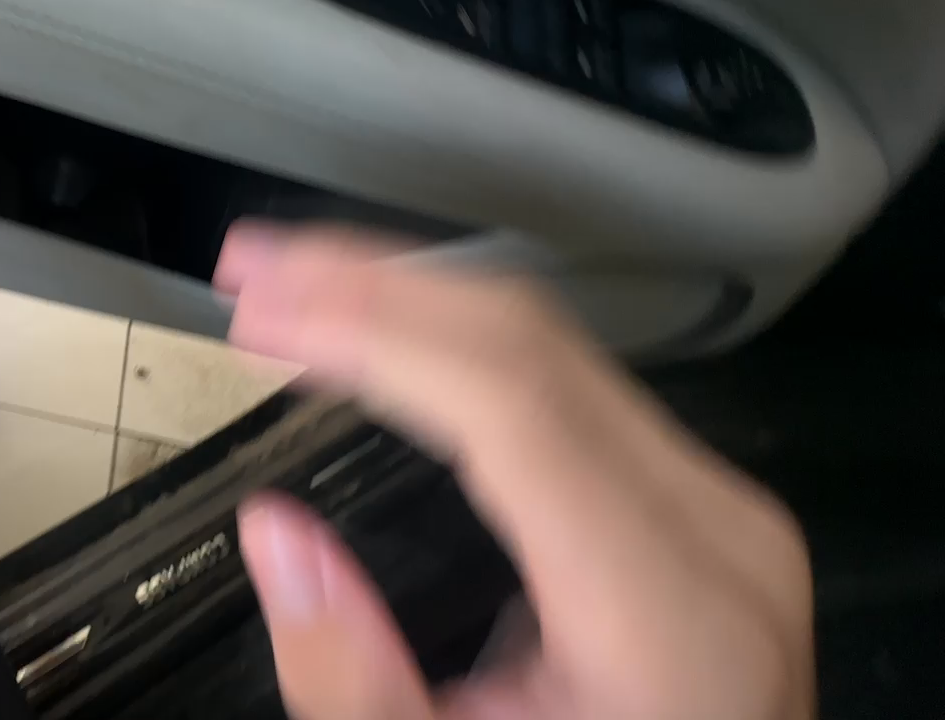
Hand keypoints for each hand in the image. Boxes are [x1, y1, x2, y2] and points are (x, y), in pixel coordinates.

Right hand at [215, 227, 812, 719]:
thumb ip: (352, 677)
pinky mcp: (649, 461)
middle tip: (249, 267)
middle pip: (514, 337)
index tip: (260, 316)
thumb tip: (270, 528)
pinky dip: (422, 311)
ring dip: (384, 279)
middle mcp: (695, 516)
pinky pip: (527, 349)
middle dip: (360, 280)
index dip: (370, 336)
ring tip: (280, 270)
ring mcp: (681, 477)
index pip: (506, 403)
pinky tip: (354, 306)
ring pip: (521, 322)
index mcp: (665, 605)